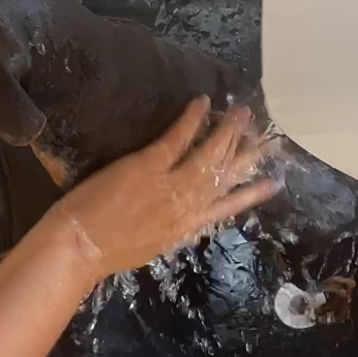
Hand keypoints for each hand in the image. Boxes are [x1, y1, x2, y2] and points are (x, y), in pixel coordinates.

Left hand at [35, 97, 277, 280]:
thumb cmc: (111, 252)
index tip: (275, 181)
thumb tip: (187, 220)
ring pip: (209, 154)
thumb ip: (175, 228)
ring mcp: (170, 184)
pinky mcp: (148, 166)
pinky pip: (177, 139)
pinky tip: (201, 103)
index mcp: (189, 226)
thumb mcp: (156, 246)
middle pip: (227, 174)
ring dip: (228, 130)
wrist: (82, 249)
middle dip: (248, 153)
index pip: (229, 206)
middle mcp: (188, 205)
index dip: (254, 193)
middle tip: (267, 134)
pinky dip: (191, 120)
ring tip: (243, 112)